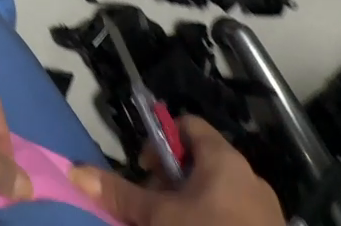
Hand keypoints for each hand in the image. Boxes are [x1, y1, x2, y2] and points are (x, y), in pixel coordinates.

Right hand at [69, 117, 283, 225]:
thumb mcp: (158, 217)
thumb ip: (120, 193)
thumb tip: (76, 171)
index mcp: (224, 160)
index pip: (187, 125)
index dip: (160, 139)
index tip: (145, 168)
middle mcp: (248, 178)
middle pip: (199, 162)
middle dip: (169, 181)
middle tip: (152, 207)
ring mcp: (264, 212)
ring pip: (214, 194)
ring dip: (188, 206)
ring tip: (169, 225)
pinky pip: (233, 218)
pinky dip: (209, 222)